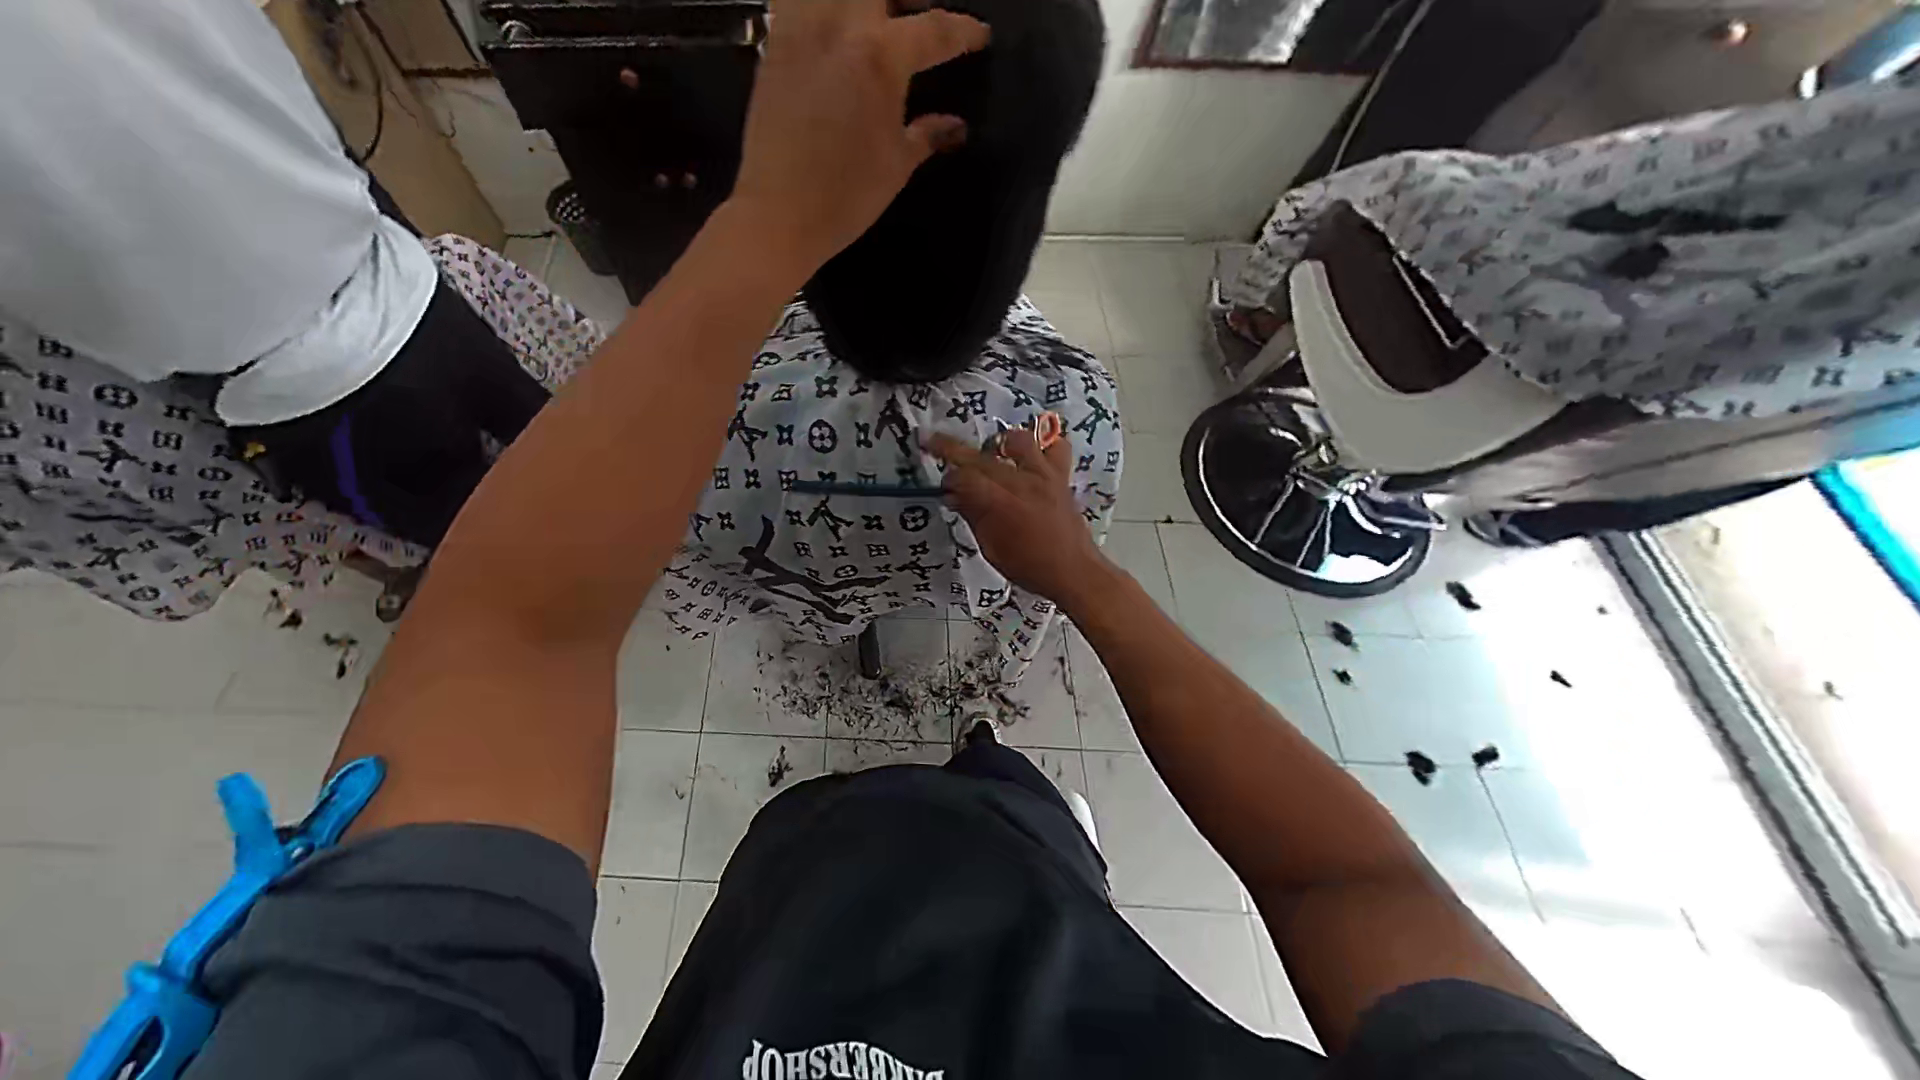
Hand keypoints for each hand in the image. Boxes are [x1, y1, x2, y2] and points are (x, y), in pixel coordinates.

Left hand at [728, 0, 989, 271]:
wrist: (779, 212)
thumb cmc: (846, 196)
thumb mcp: (896, 166)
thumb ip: (927, 134)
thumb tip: (956, 126)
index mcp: (880, 57)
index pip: (934, 29)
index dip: (963, 31)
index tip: (979, 35)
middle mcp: (839, 25)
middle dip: (908, 0)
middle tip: (920, 19)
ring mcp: (800, 28)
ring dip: (862, 2)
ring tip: (874, 22)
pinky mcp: (773, 43)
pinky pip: (795, 0)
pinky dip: (819, 6)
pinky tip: (833, 29)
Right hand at [928, 429, 1115, 605]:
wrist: (1073, 571)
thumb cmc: (1030, 567)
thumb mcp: (991, 548)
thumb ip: (973, 517)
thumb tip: (954, 497)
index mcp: (1001, 504)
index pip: (965, 477)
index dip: (949, 478)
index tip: (944, 485)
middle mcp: (1022, 483)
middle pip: (983, 457)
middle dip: (955, 451)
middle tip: (936, 445)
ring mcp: (1045, 476)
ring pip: (1018, 440)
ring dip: (1000, 442)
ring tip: (992, 452)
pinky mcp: (1061, 476)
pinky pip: (1056, 446)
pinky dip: (1044, 444)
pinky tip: (1032, 454)